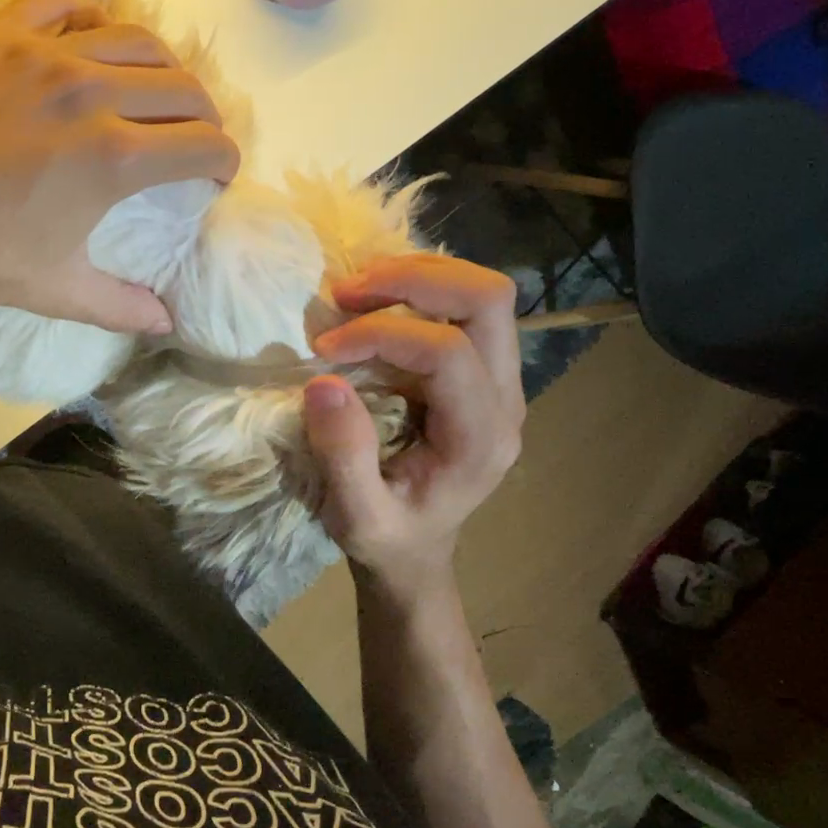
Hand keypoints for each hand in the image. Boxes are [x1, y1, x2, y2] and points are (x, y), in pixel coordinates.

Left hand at [0, 0, 240, 334]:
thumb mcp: (59, 290)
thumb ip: (122, 306)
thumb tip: (167, 323)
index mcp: (115, 158)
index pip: (203, 142)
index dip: (223, 160)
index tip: (217, 173)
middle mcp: (91, 92)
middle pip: (182, 87)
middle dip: (203, 116)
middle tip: (192, 139)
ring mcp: (43, 56)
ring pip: (136, 38)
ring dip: (161, 67)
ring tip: (154, 93)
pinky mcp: (0, 36)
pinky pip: (64, 0)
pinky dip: (91, 16)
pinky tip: (91, 43)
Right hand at [303, 255, 523, 598]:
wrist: (416, 551)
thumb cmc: (386, 537)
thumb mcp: (356, 516)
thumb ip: (344, 456)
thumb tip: (322, 381)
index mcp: (480, 439)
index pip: (448, 353)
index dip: (382, 335)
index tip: (322, 350)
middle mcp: (505, 401)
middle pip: (489, 301)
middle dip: (413, 280)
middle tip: (344, 292)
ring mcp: (498, 382)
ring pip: (483, 293)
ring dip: (416, 276)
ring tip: (353, 289)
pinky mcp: (478, 371)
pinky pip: (462, 307)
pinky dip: (416, 289)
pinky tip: (372, 300)